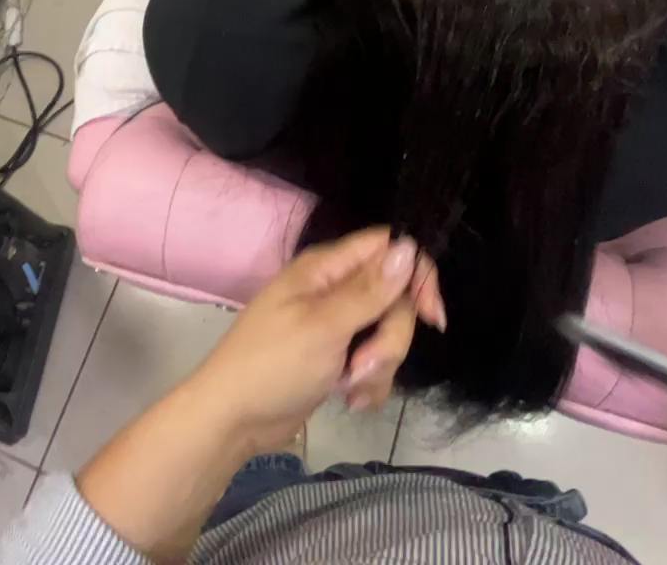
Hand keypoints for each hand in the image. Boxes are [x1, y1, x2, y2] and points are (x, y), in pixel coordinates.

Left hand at [183, 227, 445, 452]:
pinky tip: (348, 399)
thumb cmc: (272, 364)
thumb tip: (409, 247)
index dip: (416, 274)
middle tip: (361, 364)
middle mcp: (334, 289)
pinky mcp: (338, 357)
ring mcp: (336, 324)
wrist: (234, 419)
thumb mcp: (324, 326)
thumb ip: (370, 290)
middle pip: (394, 299)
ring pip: (387, 335)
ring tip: (347, 386)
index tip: (431, 315)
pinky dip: (368, 383)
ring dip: (377, 367)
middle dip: (388, 339)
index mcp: (326, 268)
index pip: (387, 248)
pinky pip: (374, 362)